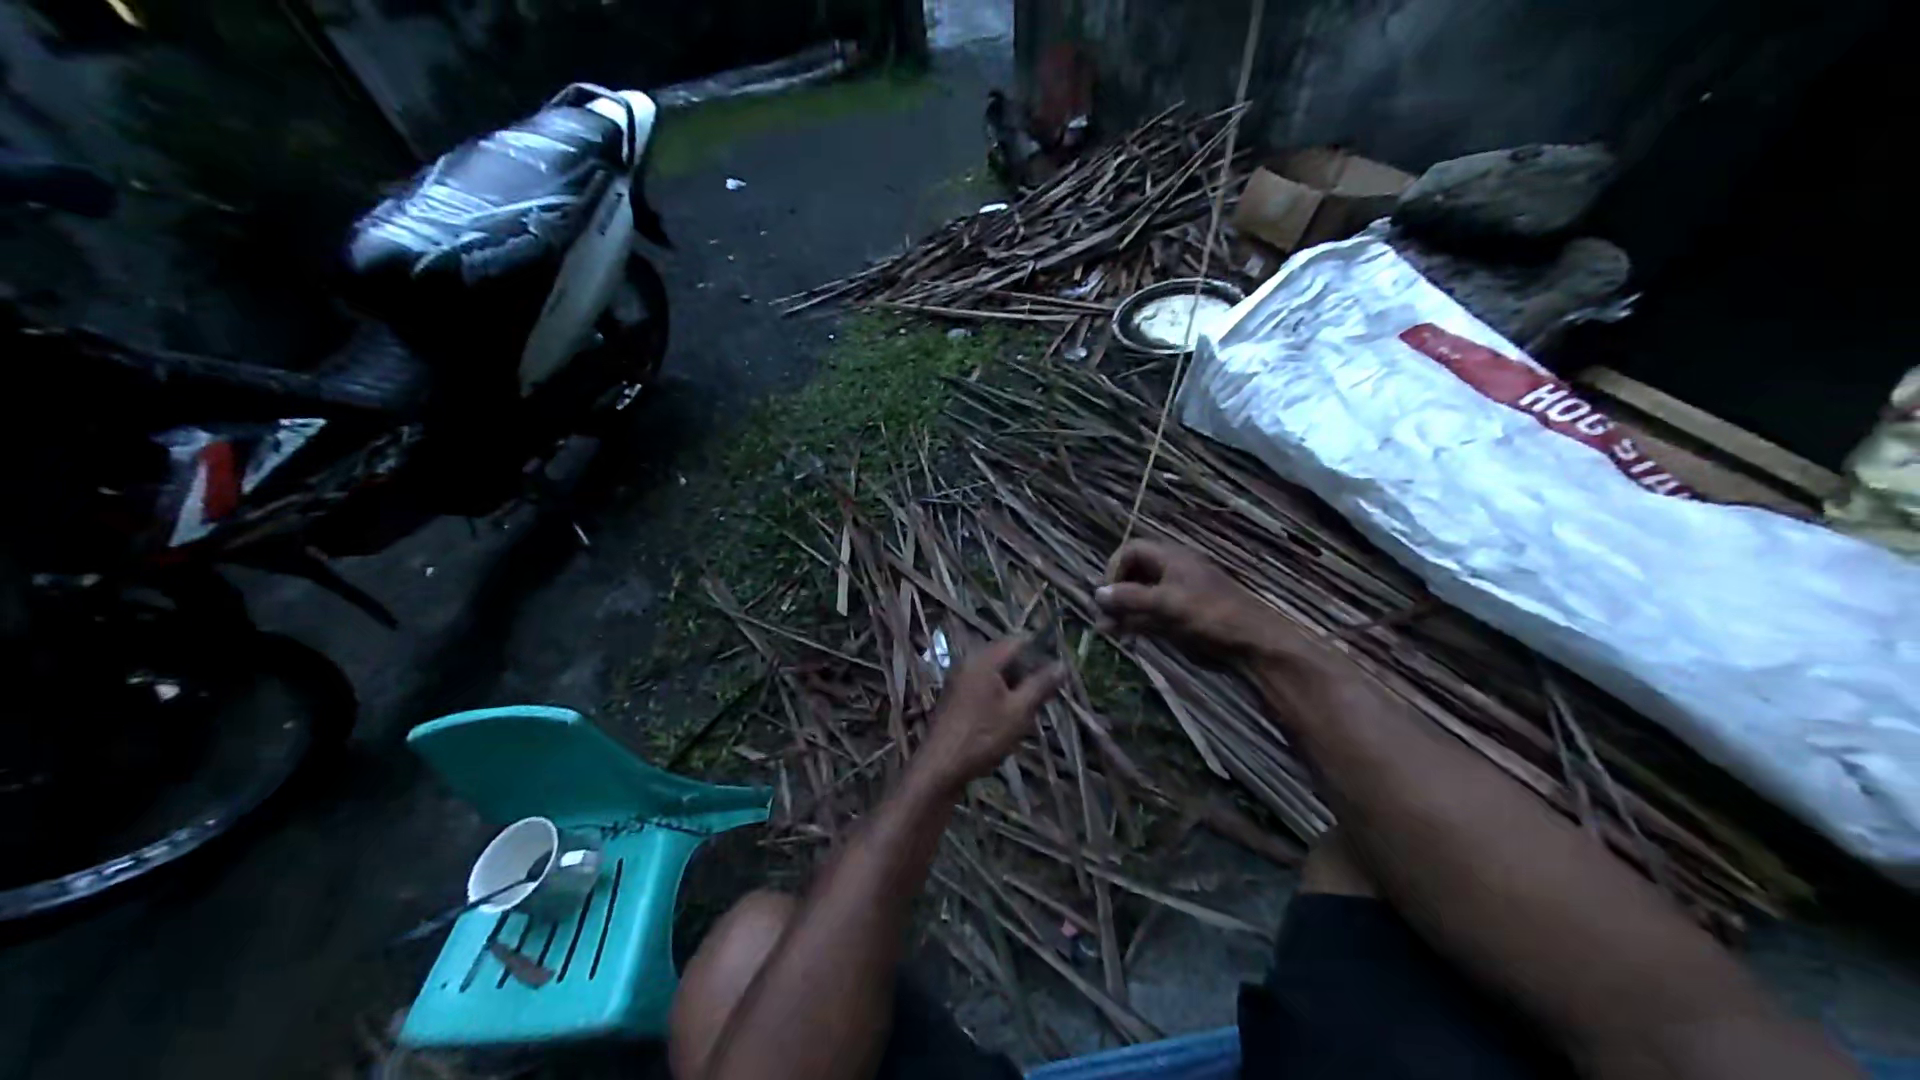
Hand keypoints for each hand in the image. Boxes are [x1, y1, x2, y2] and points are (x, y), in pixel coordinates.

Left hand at [915, 637, 1065, 789]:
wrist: (940, 767)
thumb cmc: (983, 736)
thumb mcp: (1019, 711)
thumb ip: (1041, 685)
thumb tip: (1062, 665)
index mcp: (983, 659)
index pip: (1017, 641)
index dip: (1040, 653)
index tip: (1056, 673)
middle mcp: (968, 663)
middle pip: (1005, 657)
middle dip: (1027, 673)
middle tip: (1044, 696)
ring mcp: (958, 680)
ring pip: (995, 674)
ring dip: (1014, 688)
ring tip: (1028, 711)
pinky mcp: (954, 698)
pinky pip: (982, 687)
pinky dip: (998, 696)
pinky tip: (1007, 719)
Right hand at [1095, 540, 1290, 659]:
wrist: (1252, 645)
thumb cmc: (1212, 616)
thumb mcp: (1167, 604)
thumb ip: (1130, 598)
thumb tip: (1097, 594)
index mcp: (1172, 559)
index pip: (1131, 551)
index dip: (1114, 569)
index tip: (1108, 594)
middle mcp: (1171, 573)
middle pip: (1133, 574)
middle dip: (1115, 593)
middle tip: (1103, 616)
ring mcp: (1175, 597)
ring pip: (1139, 598)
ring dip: (1121, 612)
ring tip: (1107, 630)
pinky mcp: (1179, 619)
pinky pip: (1149, 616)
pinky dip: (1134, 623)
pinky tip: (1124, 636)